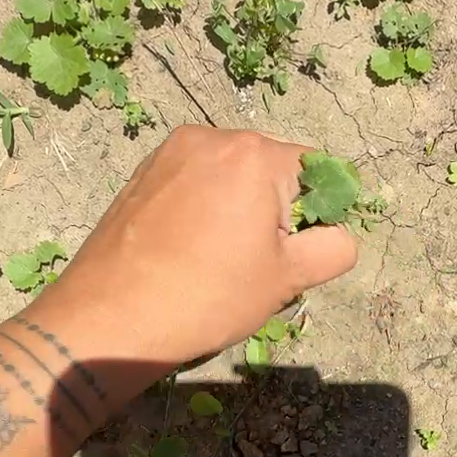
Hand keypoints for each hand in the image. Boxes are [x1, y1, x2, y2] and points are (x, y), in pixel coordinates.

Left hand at [23, 126, 358, 370]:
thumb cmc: (211, 296)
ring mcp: (171, 153)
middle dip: (280, 212)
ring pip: (233, 177)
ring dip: (244, 211)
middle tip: (264, 264)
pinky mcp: (143, 173)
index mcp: (255, 155)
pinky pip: (197, 183)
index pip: (317, 171)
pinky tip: (195, 251)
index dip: (322, 213)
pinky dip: (209, 210)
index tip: (303, 254)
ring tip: (226, 261)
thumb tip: (341, 236)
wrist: (114, 317)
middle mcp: (212, 139)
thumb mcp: (288, 279)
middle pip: (272, 170)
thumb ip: (334, 249)